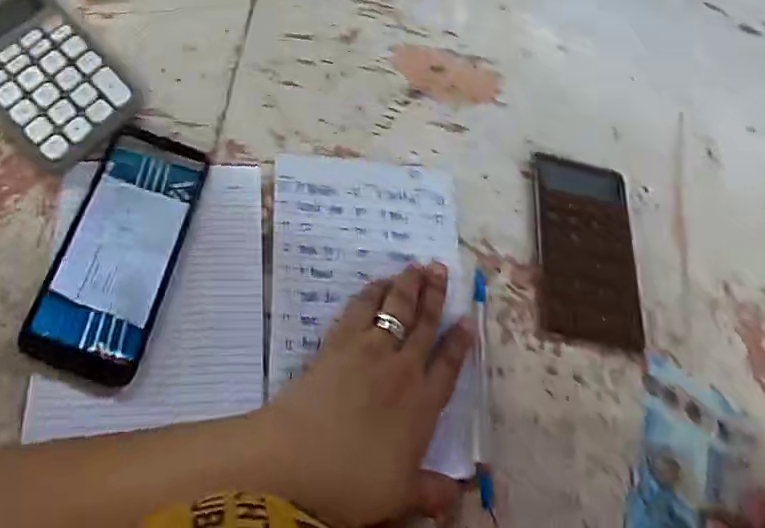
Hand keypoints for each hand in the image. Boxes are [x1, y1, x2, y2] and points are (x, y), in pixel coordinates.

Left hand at [256, 262, 474, 527]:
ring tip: (414, 267)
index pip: (447, 366)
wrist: (298, 460)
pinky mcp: (337, 341)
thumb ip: (431, 492)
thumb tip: (456, 495)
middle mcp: (400, 369)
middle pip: (422, 324)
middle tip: (440, 268)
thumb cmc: (353, 484)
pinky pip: (359, 308)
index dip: (458, 342)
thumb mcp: (401, 497)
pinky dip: (370, 292)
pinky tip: (375, 285)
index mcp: (421, 405)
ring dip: (405, 284)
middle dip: (434, 295)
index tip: (466, 319)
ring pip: (393, 307)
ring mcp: (367, 350)